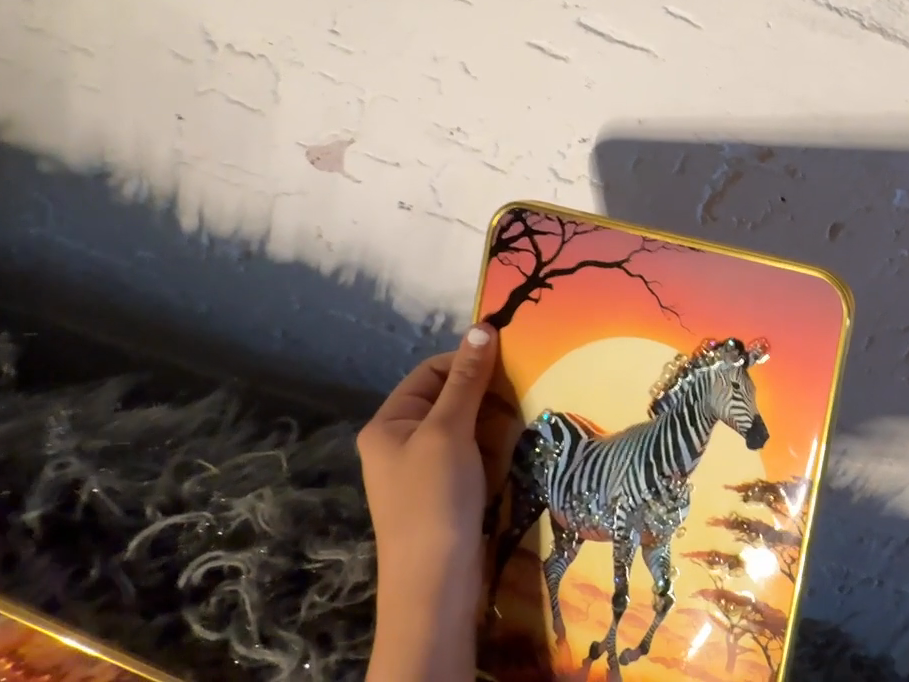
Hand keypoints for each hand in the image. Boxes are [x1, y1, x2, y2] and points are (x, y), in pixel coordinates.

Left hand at [359, 325, 518, 680]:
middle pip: (452, 395)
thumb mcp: (450, 431)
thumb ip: (468, 380)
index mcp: (389, 422)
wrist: (435, 582)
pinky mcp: (446, 488)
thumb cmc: (434, 498)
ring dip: (495, 423)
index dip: (471, 362)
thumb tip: (482, 326)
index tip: (513, 364)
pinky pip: (474, 451)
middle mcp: (402, 439)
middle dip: (488, 396)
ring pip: (469, 423)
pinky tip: (509, 457)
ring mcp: (424, 466)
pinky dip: (494, 448)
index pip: (433, 371)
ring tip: (515, 432)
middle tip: (519, 400)